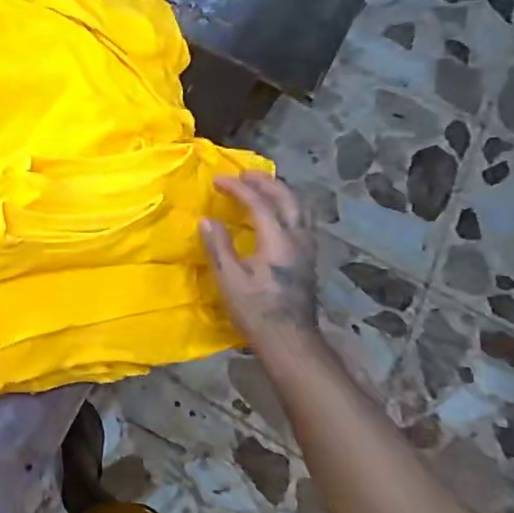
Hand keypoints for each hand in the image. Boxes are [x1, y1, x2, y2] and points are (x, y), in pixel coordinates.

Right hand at [201, 173, 320, 349]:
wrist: (289, 338)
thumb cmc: (255, 310)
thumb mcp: (229, 280)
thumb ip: (218, 246)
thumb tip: (206, 220)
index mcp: (278, 240)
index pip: (259, 203)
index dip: (238, 188)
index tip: (217, 180)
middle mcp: (298, 238)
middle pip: (287, 198)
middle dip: (265, 182)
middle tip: (243, 175)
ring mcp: (307, 248)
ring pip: (299, 208)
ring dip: (279, 192)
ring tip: (260, 188)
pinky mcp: (307, 258)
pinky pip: (300, 220)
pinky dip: (286, 207)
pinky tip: (275, 215)